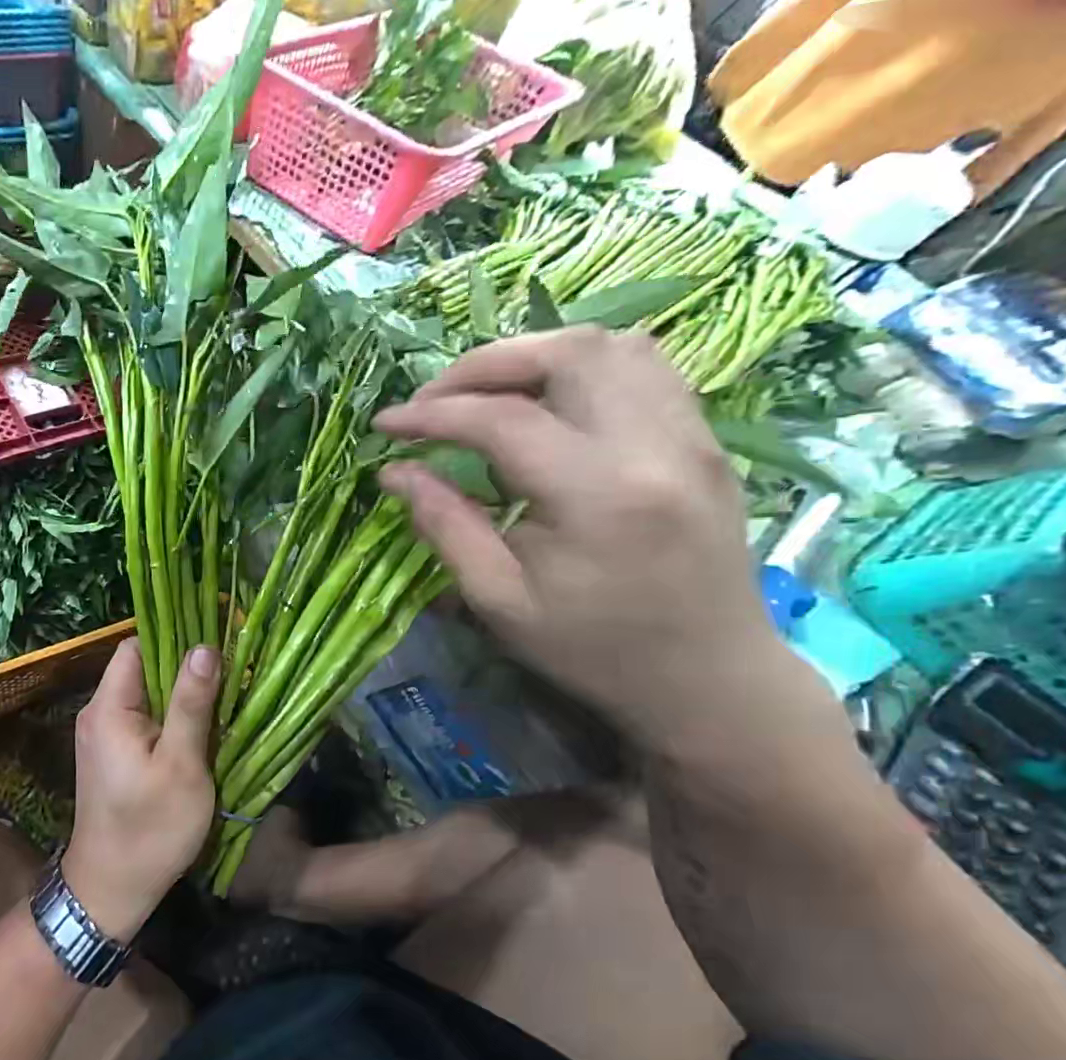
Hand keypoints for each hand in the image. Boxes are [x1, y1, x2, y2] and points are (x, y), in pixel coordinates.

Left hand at [63, 639, 219, 940]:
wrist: (111, 888)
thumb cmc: (151, 827)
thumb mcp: (181, 764)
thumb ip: (191, 703)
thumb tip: (204, 646)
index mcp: (108, 707)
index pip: (135, 646)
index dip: (173, 640)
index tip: (213, 647)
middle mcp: (97, 712)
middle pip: (139, 669)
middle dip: (181, 670)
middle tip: (225, 677)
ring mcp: (100, 734)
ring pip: (143, 695)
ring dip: (177, 697)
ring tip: (218, 703)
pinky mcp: (109, 754)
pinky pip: (139, 719)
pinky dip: (167, 719)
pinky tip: (196, 732)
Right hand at [374, 329, 782, 751]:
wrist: (712, 679)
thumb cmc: (594, 649)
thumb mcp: (498, 600)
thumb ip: (444, 524)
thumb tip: (394, 471)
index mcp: (599, 496)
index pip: (503, 419)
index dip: (431, 414)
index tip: (384, 426)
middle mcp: (655, 446)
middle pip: (566, 353)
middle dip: (483, 365)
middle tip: (433, 401)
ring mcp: (691, 436)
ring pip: (611, 345)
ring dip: (532, 356)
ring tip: (484, 395)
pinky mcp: (702, 439)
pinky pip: (642, 366)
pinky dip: (579, 366)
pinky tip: (544, 401)